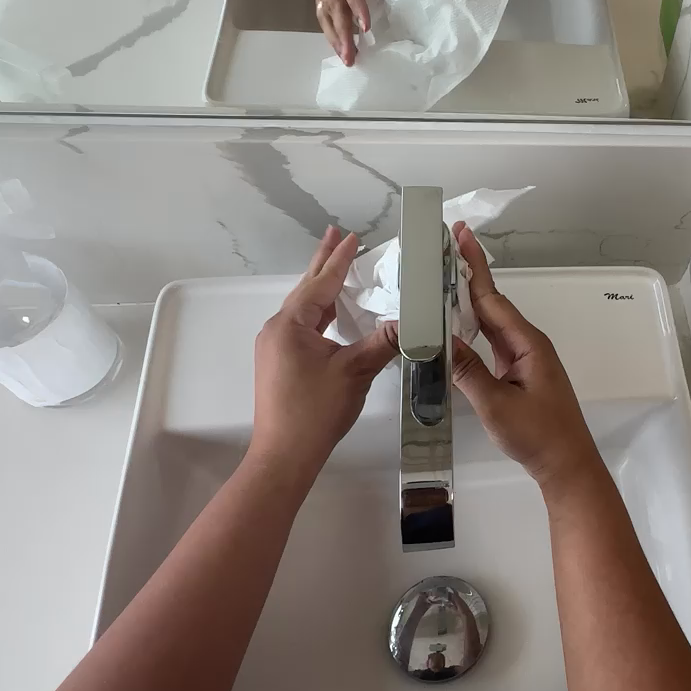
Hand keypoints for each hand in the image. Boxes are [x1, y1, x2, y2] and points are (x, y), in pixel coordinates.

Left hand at [248, 226, 396, 469]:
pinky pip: (304, 325)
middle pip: (306, 289)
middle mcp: (278, 330)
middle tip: (335, 235)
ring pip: (304, 308)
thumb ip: (384, 342)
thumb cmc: (315, 411)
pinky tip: (333, 313)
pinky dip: (322, 311)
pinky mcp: (281, 362)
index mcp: (291, 325)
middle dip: (323, 263)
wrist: (285, 455)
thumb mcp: (355, 372)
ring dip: (323, 287)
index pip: (321, 284)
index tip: (351, 237)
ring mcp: (277, 347)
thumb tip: (413, 322)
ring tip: (338, 267)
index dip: (339, 260)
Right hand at [303, 0, 390, 65]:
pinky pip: (324, 16)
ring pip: (324, 15)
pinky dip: (333, 34)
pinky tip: (342, 50)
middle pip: (332, 5)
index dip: (356, 4)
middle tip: (351, 55)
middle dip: (342, 32)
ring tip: (347, 59)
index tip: (366, 27)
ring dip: (335, 38)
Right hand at [446, 222, 600, 491]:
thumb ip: (467, 370)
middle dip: (468, 274)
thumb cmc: (537, 435)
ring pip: (491, 322)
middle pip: (492, 302)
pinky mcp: (519, 372)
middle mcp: (527, 343)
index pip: (492, 297)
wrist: (566, 464)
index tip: (460, 236)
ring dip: (468, 301)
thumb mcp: (497, 403)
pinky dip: (473, 329)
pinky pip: (492, 341)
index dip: (473, 267)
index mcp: (526, 342)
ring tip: (442, 279)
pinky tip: (455, 327)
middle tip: (445, 247)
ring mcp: (524, 357)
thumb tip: (439, 339)